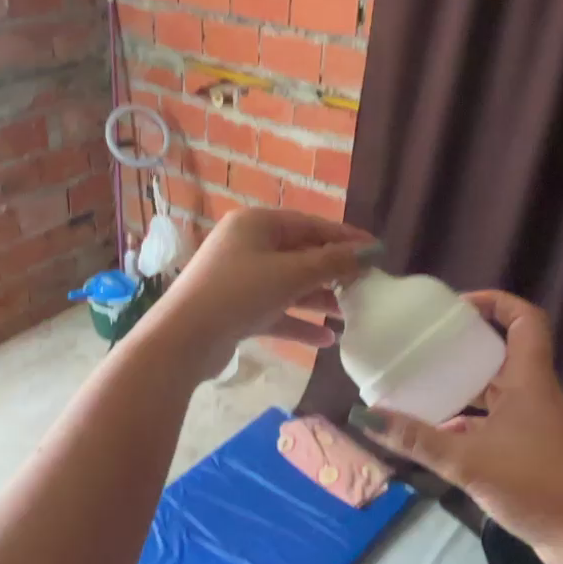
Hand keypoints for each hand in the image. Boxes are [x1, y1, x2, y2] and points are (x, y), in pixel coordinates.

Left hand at [137, 208, 378, 372]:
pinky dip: (298, 322)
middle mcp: (246, 245)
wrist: (185, 338)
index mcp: (256, 224)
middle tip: (365, 287)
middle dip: (333, 272)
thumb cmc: (240, 293)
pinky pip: (275, 311)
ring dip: (318, 299)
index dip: (345, 238)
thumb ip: (333, 263)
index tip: (377, 252)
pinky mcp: (235, 309)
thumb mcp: (291, 274)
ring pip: (288, 284)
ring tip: (349, 315)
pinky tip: (326, 339)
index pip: (310, 224)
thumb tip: (370, 252)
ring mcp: (239, 278)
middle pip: (300, 254)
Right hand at [347, 290, 562, 563]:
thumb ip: (416, 439)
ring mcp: (533, 420)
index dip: (495, 302)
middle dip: (465, 343)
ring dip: (462, 383)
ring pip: (494, 386)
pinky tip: (434, 432)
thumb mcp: (467, 461)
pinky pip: (493, 417)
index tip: (456, 307)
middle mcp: (533, 392)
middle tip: (424, 343)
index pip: (525, 319)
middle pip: (502, 350)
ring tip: (420, 381)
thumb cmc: (535, 486)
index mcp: (528, 380)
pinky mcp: (529, 447)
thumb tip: (364, 417)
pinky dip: (465, 418)